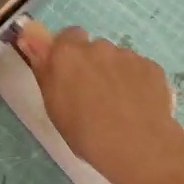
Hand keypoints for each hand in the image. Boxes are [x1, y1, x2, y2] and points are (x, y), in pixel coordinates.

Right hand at [15, 20, 183, 179]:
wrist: (138, 146)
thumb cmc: (86, 133)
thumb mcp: (54, 107)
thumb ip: (45, 70)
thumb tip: (32, 37)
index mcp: (66, 54)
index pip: (66, 37)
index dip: (68, 55)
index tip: (69, 76)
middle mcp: (97, 47)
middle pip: (92, 48)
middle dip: (92, 64)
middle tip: (94, 95)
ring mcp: (127, 55)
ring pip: (117, 59)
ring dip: (115, 74)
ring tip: (120, 106)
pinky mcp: (151, 66)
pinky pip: (139, 70)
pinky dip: (137, 83)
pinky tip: (138, 107)